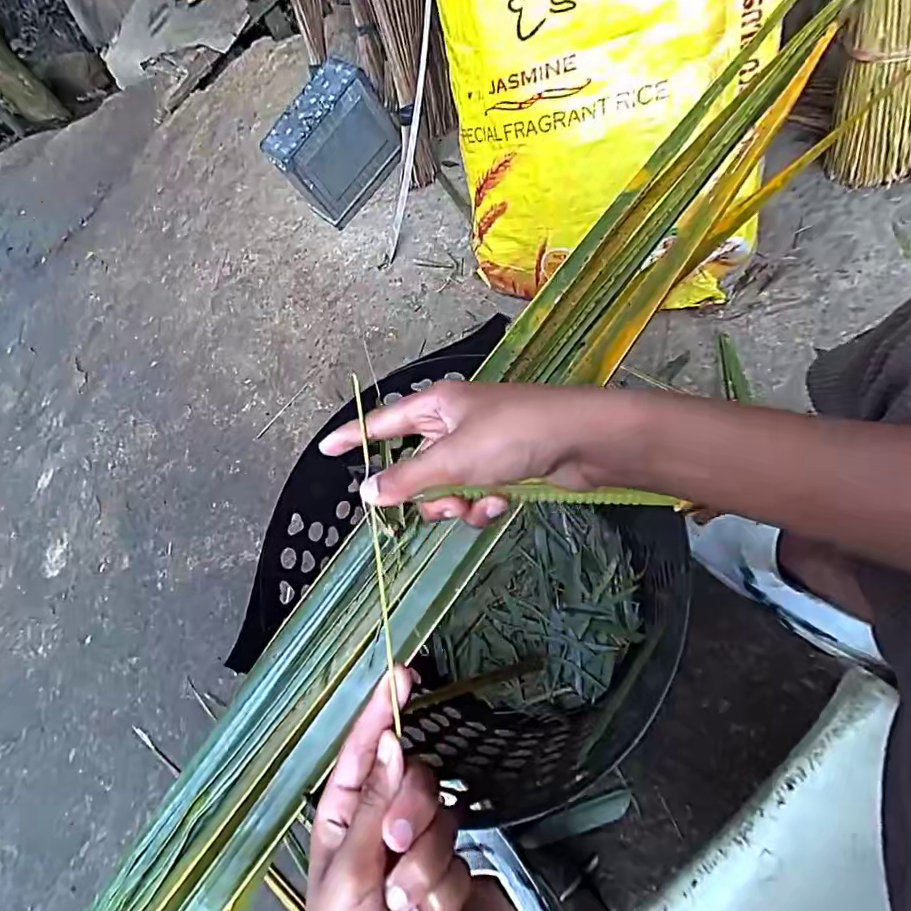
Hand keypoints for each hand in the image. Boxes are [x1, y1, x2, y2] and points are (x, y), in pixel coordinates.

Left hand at [301, 666, 471, 910]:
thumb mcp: (347, 877)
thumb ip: (375, 808)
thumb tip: (389, 745)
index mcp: (341, 817)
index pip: (363, 749)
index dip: (382, 710)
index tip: (402, 673)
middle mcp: (378, 827)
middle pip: (412, 779)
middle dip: (410, 809)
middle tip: (396, 843)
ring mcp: (412, 854)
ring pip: (440, 821)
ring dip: (424, 864)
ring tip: (399, 901)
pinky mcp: (442, 884)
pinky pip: (457, 863)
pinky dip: (441, 893)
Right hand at [318, 382, 627, 526]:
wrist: (585, 441)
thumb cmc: (514, 435)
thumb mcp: (454, 459)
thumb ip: (407, 479)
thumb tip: (367, 494)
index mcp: (435, 407)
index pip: (382, 423)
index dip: (353, 437)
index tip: (325, 449)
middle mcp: (452, 425)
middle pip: (415, 468)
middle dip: (426, 493)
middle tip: (443, 503)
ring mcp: (478, 447)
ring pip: (444, 488)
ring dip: (457, 504)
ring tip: (480, 503)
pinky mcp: (501, 467)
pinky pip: (473, 493)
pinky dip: (482, 504)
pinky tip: (502, 502)